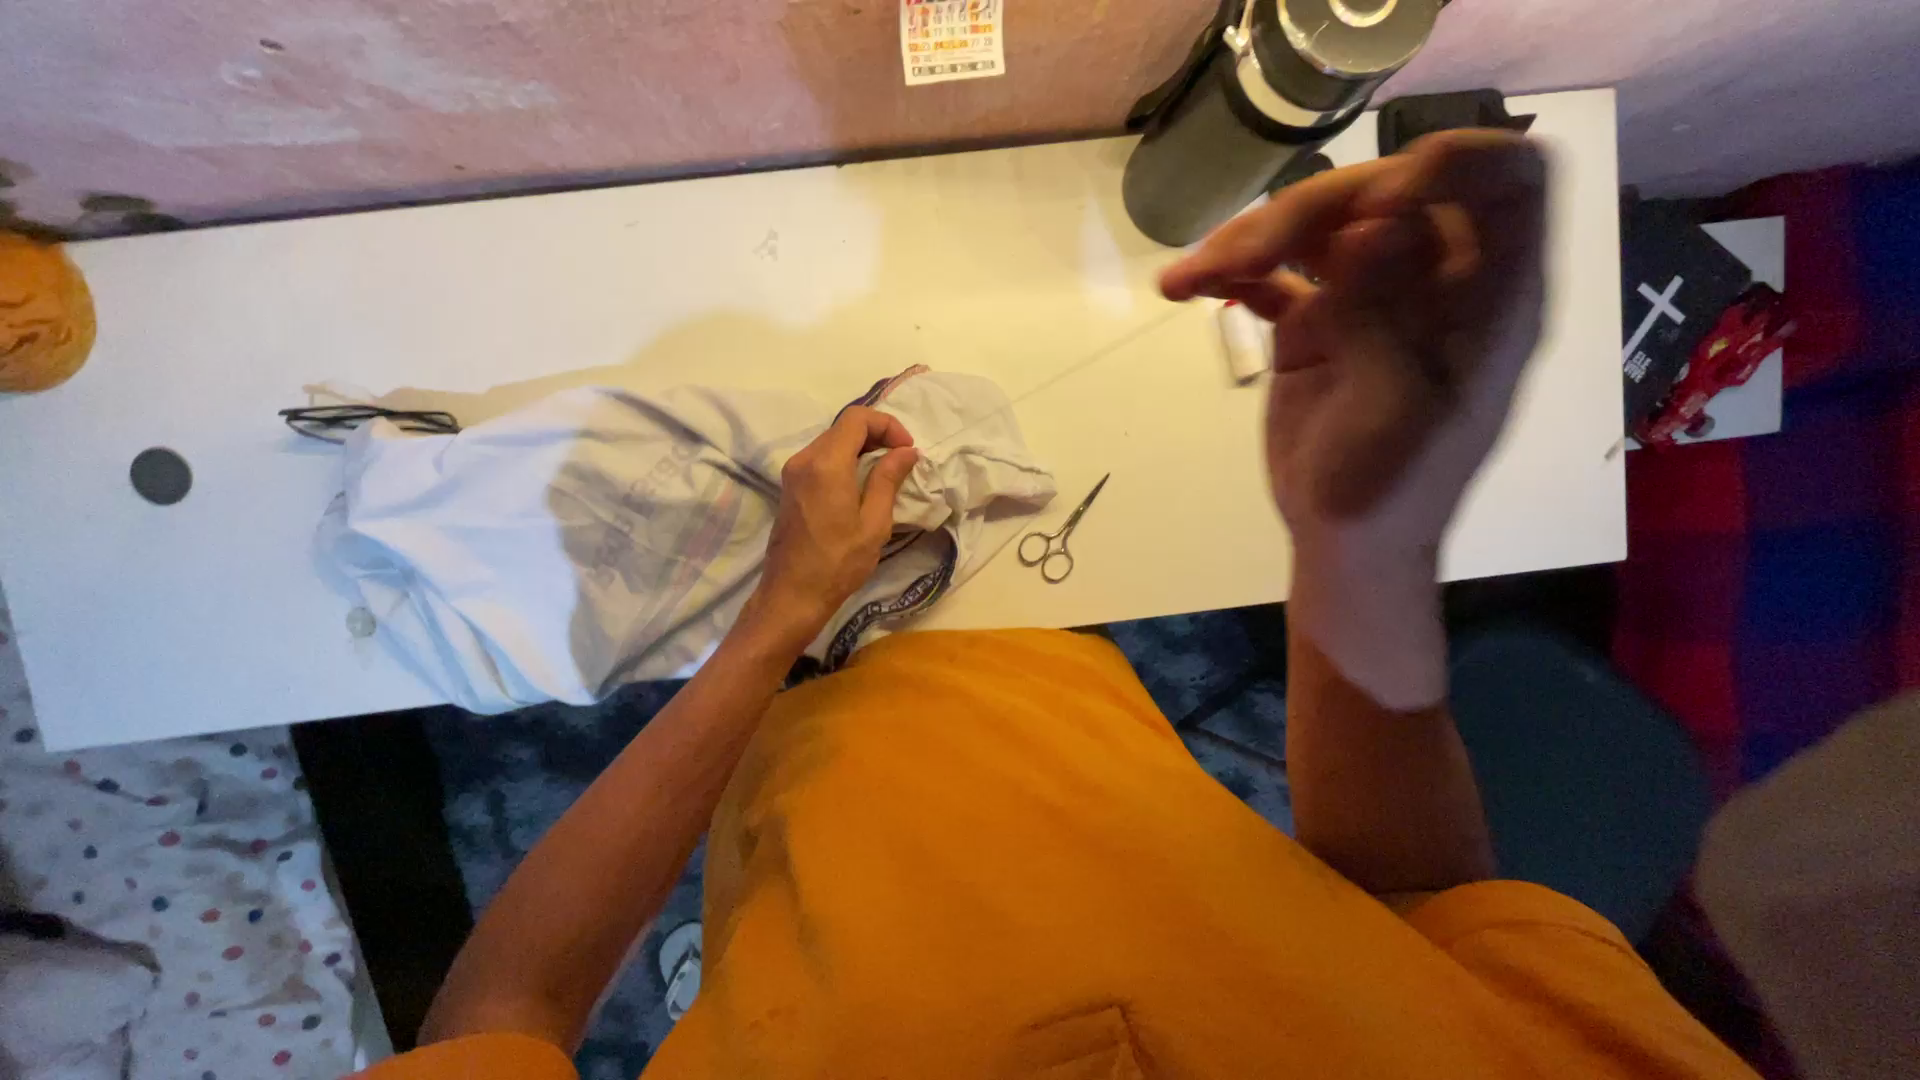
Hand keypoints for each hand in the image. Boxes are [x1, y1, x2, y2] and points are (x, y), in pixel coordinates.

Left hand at [742, 406, 919, 649]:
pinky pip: (820, 459)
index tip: (907, 450)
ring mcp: (793, 472)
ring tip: (886, 472)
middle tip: (902, 460)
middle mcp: (804, 459)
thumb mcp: (873, 523)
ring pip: (831, 441)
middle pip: (843, 427)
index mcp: (826, 464)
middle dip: (877, 435)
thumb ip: (888, 480)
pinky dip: (845, 460)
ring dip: (861, 448)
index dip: (887, 425)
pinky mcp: (790, 487)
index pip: (857, 418)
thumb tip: (906, 452)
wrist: (792, 594)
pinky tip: (862, 484)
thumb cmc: (838, 563)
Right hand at [1160, 130, 1547, 565]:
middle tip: (1238, 256)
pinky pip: (1274, 277)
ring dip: (1249, 242)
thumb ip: (1384, 316)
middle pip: (1383, 196)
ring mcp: (1368, 296)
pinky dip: (1231, 276)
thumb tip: (1368, 224)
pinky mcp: (1313, 321)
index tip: (1384, 193)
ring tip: (1187, 277)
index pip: (1506, 186)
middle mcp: (1431, 280)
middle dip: (1306, 214)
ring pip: (1318, 229)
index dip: (1459, 163)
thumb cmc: (1389, 489)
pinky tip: (1187, 288)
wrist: (1342, 540)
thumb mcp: (1396, 409)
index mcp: (1488, 296)